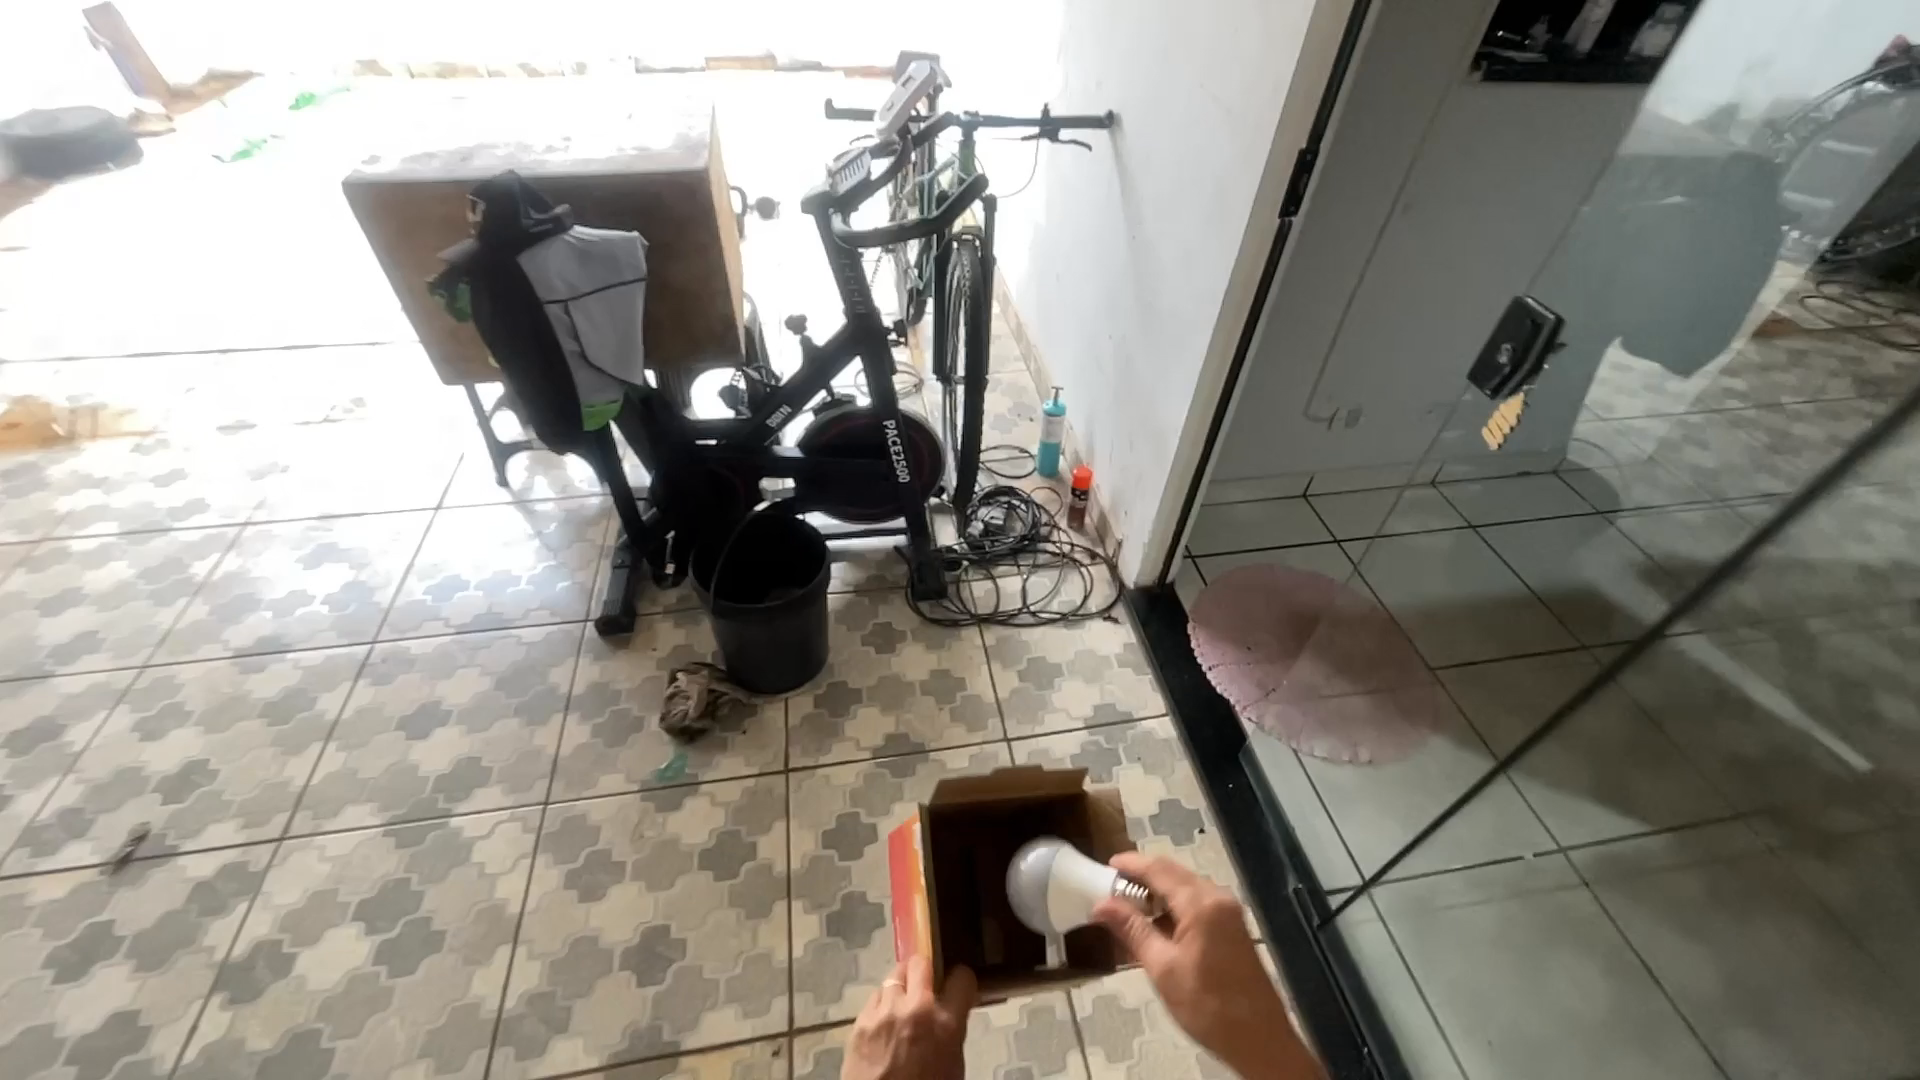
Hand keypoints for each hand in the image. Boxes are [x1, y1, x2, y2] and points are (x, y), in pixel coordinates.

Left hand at [841, 955, 977, 1079]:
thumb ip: (952, 1029)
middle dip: (925, 971)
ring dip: (901, 987)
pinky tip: (884, 1022)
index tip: (957, 986)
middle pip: (921, 962)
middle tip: (926, 986)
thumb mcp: (953, 1065)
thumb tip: (950, 1008)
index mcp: (945, 1024)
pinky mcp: (860, 1021)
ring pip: (894, 976)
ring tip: (902, 1005)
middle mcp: (915, 1009)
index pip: (962, 977)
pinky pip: (875, 997)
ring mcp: (884, 1012)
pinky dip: (882, 1004)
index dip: (960, 980)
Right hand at [1091, 855, 1320, 1079]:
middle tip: (1110, 888)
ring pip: (1184, 886)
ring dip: (1156, 892)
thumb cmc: (1209, 1007)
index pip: (1158, 869)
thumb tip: (1101, 904)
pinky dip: (1173, 905)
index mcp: (1201, 903)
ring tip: (1127, 907)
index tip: (1104, 866)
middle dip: (1141, 877)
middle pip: (1172, 873)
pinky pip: (1196, 902)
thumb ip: (1132, 930)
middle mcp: (1216, 897)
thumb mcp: (1163, 969)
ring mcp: (1228, 911)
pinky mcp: (1232, 926)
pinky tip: (1156, 924)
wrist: (1262, 1043)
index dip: (1130, 864)